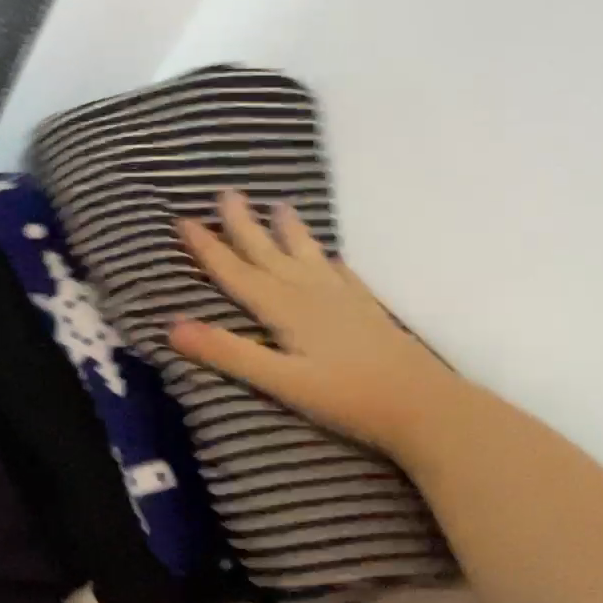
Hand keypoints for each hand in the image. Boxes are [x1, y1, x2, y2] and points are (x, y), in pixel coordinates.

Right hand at [168, 190, 465, 457]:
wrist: (430, 409)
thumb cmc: (348, 398)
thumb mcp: (279, 381)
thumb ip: (226, 352)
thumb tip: (171, 325)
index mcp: (286, 309)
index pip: (237, 272)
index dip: (208, 247)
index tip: (184, 220)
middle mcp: (313, 296)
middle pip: (270, 254)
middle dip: (245, 225)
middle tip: (227, 193)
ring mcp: (343, 302)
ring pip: (306, 257)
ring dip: (288, 232)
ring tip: (279, 206)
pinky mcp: (366, 314)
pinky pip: (340, 275)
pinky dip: (327, 260)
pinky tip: (329, 256)